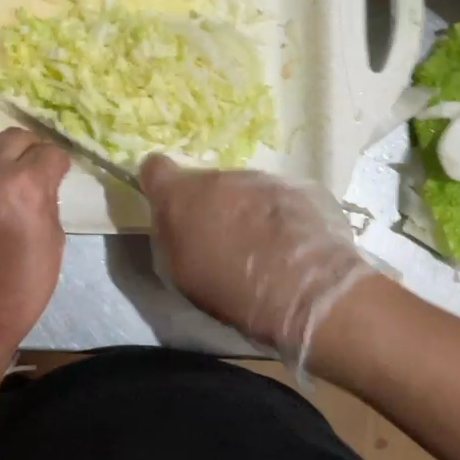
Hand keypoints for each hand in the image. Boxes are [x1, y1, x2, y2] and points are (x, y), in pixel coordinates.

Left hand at [0, 128, 72, 348]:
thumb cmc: (27, 280)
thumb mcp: (55, 237)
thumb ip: (48, 199)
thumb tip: (43, 184)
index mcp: (28, 185)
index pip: (50, 153)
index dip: (59, 164)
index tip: (59, 174)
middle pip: (16, 137)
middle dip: (32, 149)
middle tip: (36, 167)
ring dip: (2, 148)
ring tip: (8, 167)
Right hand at [139, 155, 372, 368]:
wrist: (303, 290)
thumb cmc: (229, 288)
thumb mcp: (178, 272)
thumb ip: (171, 236)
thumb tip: (172, 221)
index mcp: (181, 196)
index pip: (155, 169)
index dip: (159, 183)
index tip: (165, 201)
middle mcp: (222, 176)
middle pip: (208, 182)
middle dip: (211, 205)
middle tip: (222, 240)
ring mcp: (266, 178)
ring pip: (248, 190)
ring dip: (248, 211)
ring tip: (262, 248)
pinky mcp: (304, 188)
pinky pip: (283, 200)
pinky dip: (282, 217)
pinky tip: (291, 247)